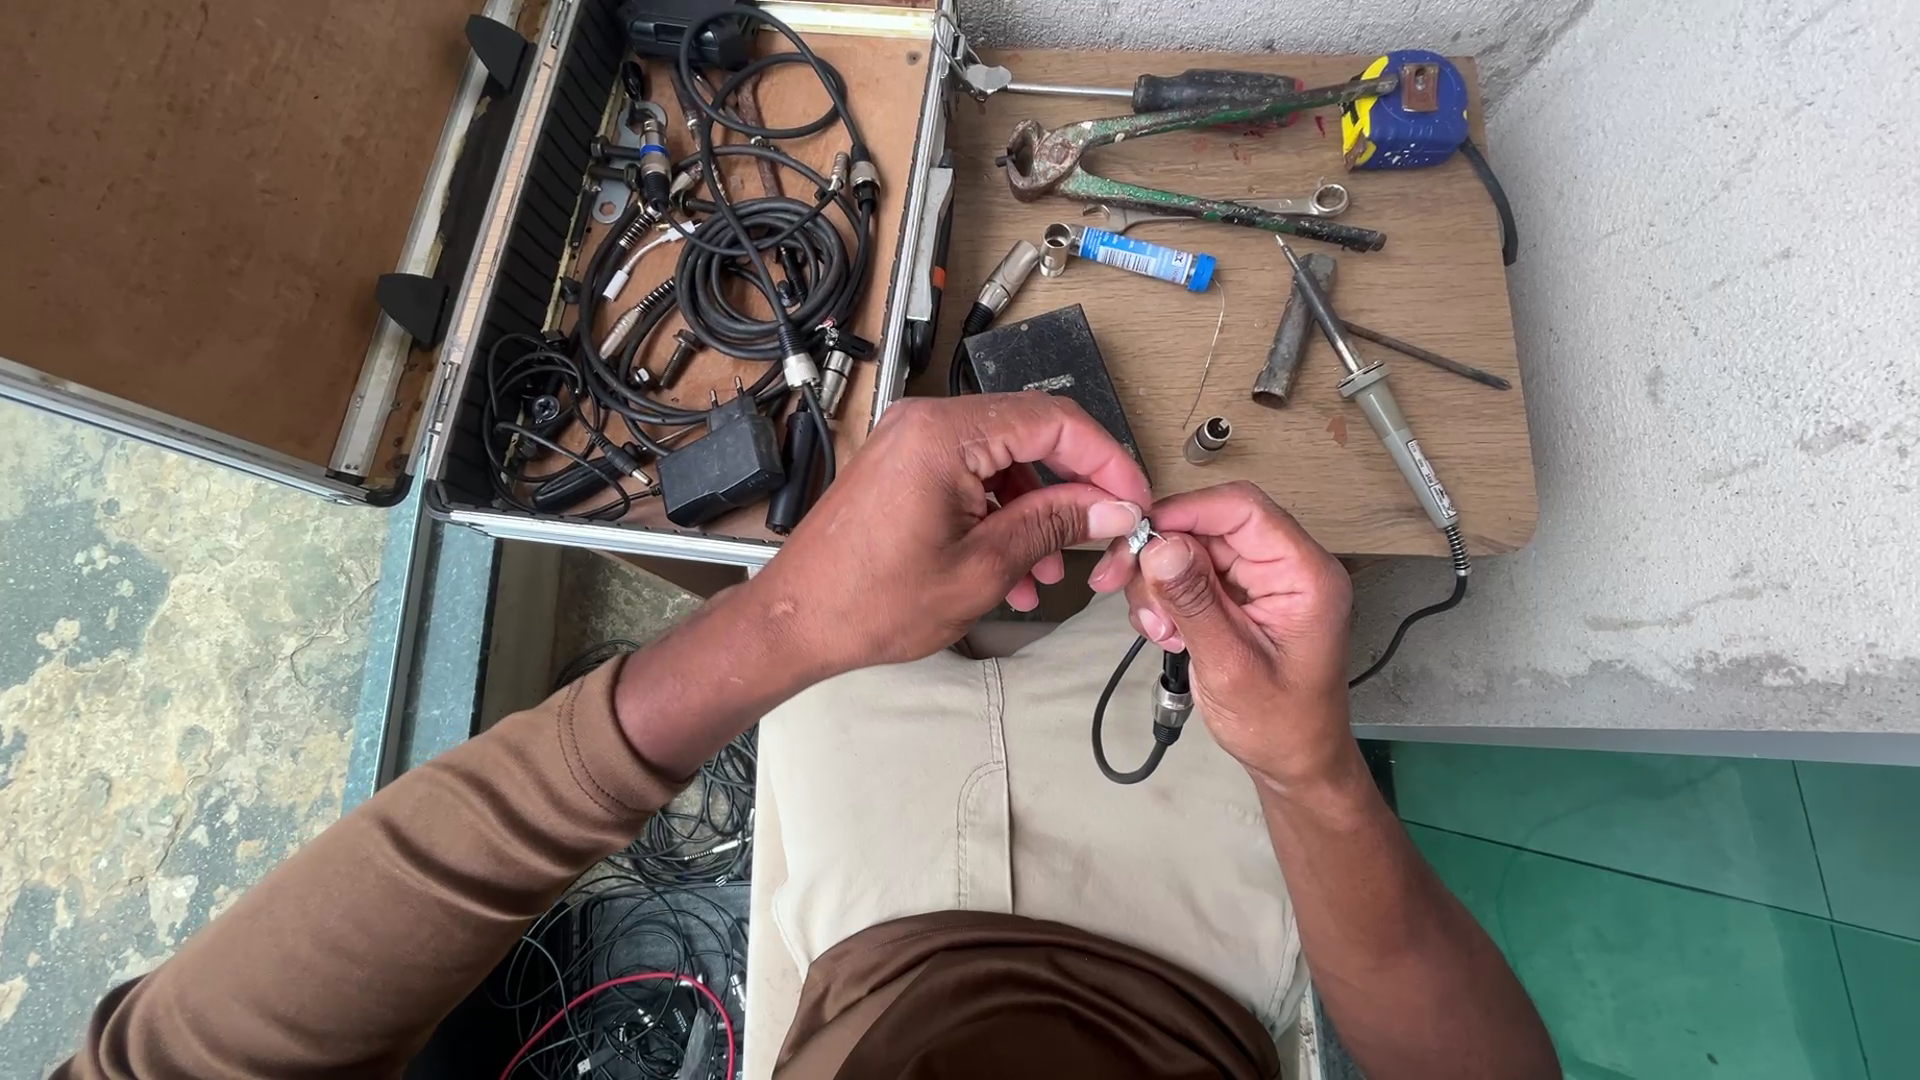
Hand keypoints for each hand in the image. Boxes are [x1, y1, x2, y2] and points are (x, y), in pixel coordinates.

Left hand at [750, 392, 1151, 676]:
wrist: (796, 622)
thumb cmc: (868, 602)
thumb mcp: (981, 569)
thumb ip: (1053, 525)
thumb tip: (1110, 507)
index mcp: (945, 435)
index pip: (1055, 422)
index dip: (1106, 460)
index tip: (1132, 499)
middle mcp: (926, 423)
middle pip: (1032, 436)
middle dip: (1073, 489)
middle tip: (1101, 532)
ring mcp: (912, 442)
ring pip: (1004, 462)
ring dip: (1035, 512)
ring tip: (1047, 571)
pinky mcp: (905, 466)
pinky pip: (972, 477)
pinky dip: (999, 516)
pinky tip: (1011, 569)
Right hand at [1089, 481, 1355, 790]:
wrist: (1292, 762)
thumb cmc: (1279, 725)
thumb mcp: (1231, 666)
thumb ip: (1194, 603)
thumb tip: (1159, 546)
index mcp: (1303, 574)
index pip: (1241, 509)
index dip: (1183, 512)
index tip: (1134, 538)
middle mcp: (1282, 566)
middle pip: (1205, 525)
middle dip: (1157, 554)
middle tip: (1117, 582)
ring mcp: (1256, 580)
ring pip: (1187, 548)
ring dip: (1157, 582)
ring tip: (1160, 628)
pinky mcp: (1234, 595)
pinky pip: (1185, 573)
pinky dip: (1163, 597)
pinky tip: (1167, 632)